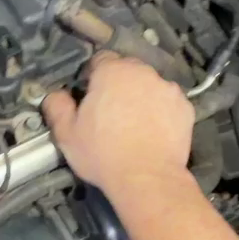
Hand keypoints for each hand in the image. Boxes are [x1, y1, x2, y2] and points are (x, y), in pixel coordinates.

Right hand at [43, 52, 194, 199]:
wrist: (147, 179)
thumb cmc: (104, 155)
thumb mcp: (67, 134)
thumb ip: (57, 107)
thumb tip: (53, 95)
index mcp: (112, 72)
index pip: (99, 60)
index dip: (92, 78)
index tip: (89, 97)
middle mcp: (142, 72)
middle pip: (126, 70)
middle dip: (117, 86)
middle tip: (109, 114)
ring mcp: (167, 88)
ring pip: (148, 86)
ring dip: (140, 97)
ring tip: (132, 125)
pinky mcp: (185, 107)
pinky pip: (167, 103)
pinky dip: (160, 112)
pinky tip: (151, 132)